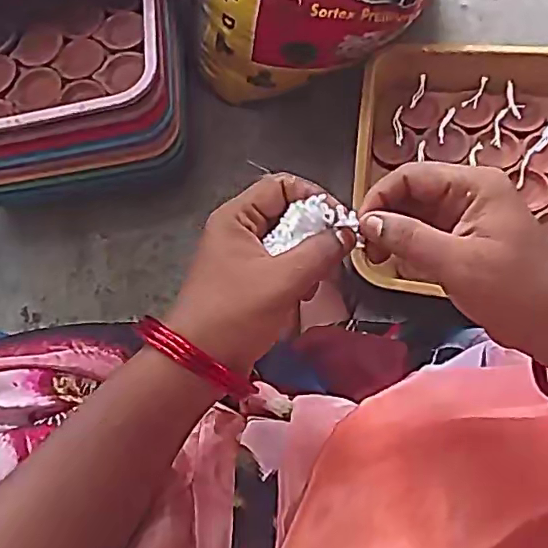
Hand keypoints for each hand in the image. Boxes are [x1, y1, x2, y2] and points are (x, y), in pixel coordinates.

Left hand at [164, 174, 353, 373]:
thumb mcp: (283, 279)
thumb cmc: (234, 314)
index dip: (314, 197)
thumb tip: (347, 232)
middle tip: (331, 255)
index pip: (281, 185)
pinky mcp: (246, 282)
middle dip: (313, 233)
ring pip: (286, 243)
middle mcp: (236, 231)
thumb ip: (320, 250)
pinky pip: (280, 267)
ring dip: (307, 259)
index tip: (339, 221)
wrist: (201, 362)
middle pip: (286, 214)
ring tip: (314, 281)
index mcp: (235, 218)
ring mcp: (240, 257)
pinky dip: (296, 277)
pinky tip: (301, 296)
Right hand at [359, 162, 547, 376]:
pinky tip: (394, 263)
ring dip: (392, 234)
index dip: (380, 197)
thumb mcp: (457, 263)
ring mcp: (466, 217)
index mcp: (476, 186)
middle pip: (410, 193)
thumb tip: (368, 222)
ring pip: (413, 214)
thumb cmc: (517, 293)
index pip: (411, 176)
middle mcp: (469, 194)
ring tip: (377, 258)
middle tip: (365, 248)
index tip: (360, 227)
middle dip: (384, 217)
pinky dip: (405, 247)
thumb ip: (409, 238)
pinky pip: (423, 234)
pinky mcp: (462, 240)